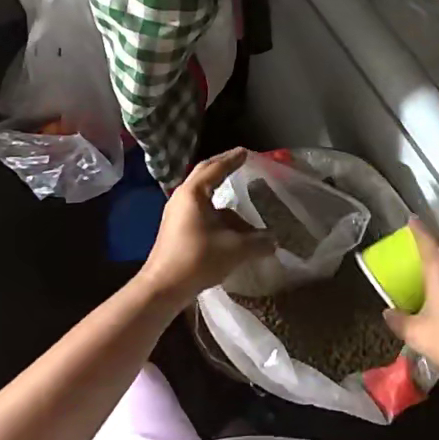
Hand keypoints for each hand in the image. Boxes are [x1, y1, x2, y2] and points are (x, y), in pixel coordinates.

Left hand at [136, 148, 274, 302]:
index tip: (245, 152)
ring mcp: (177, 214)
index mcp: (194, 193)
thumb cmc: (197, 259)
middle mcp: (182, 198)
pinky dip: (218, 216)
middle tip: (239, 161)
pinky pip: (201, 213)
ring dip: (224, 201)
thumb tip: (275, 240)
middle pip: (205, 176)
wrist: (163, 287)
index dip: (232, 159)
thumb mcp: (235, 249)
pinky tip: (232, 230)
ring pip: (204, 199)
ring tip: (244, 210)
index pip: (215, 168)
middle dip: (223, 168)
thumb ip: (258, 242)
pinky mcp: (176, 230)